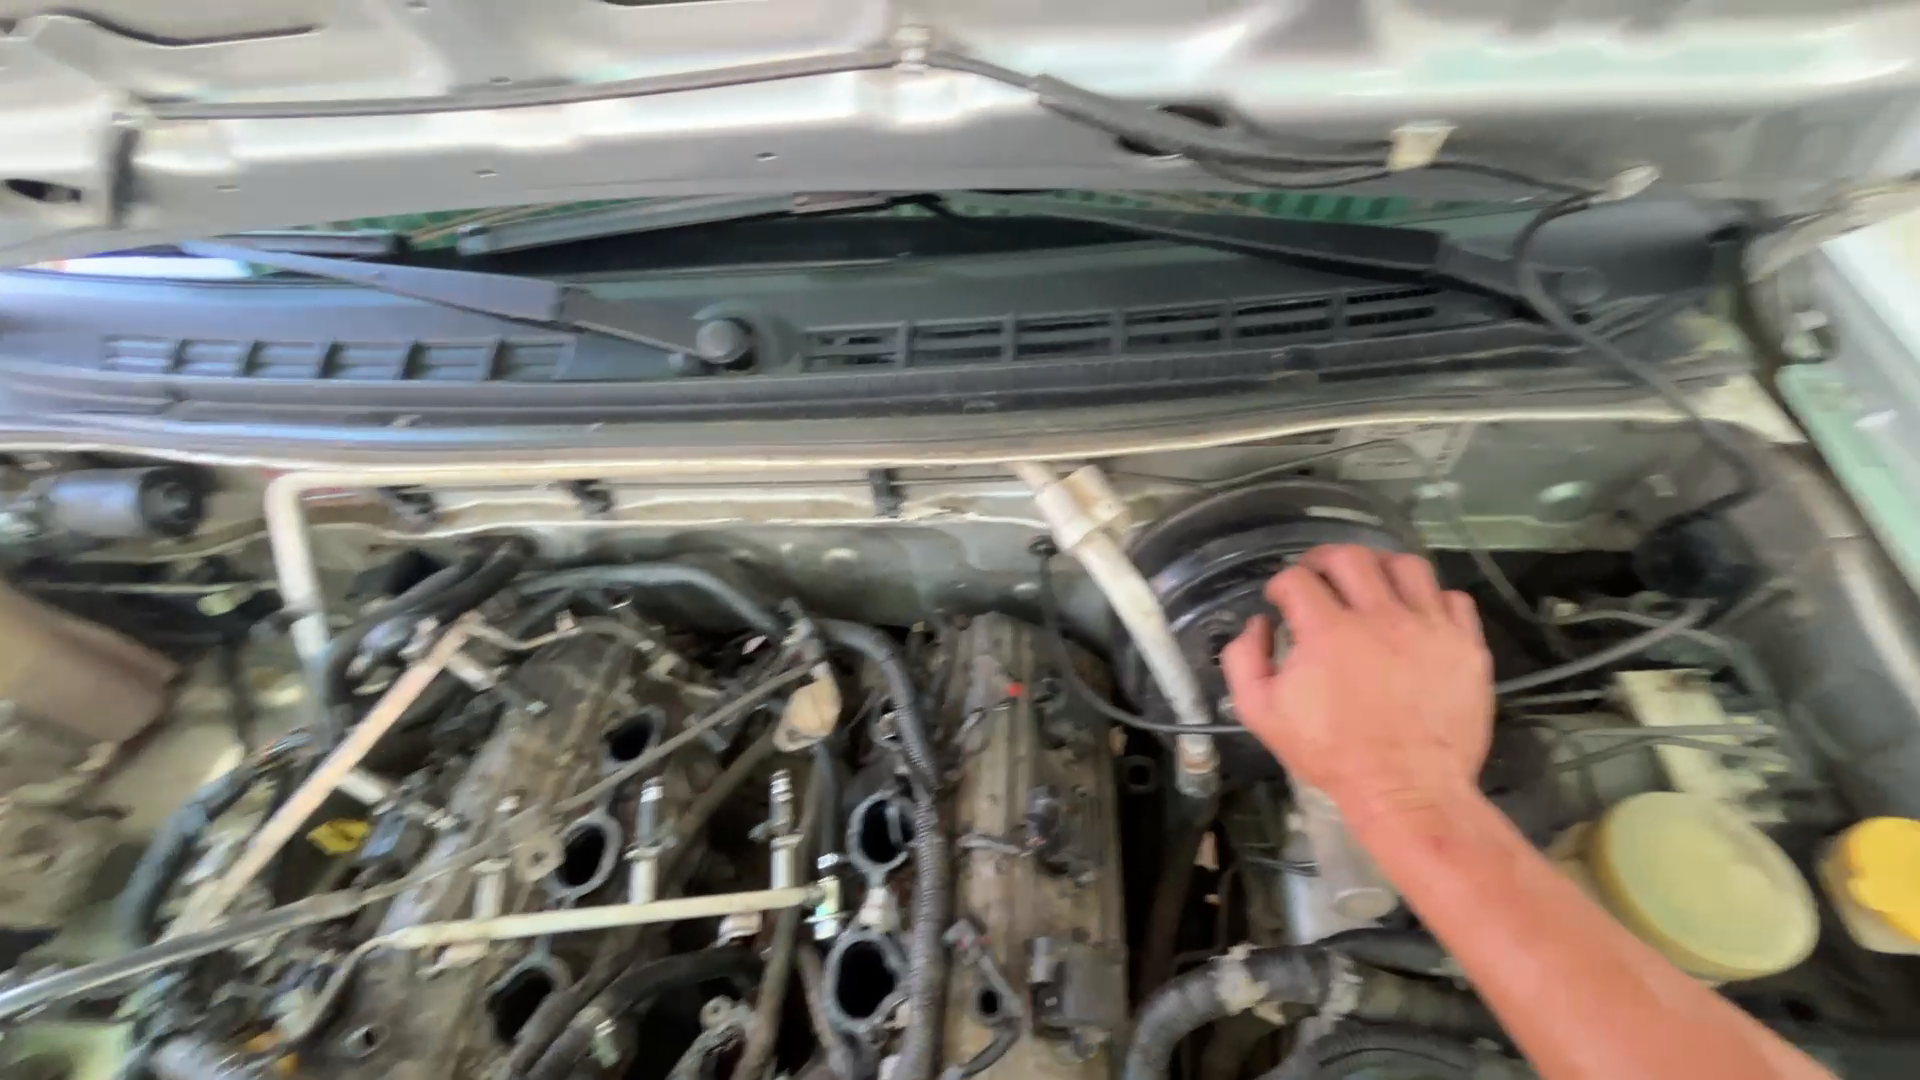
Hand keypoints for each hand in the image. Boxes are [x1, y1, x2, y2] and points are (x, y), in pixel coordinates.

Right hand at [1219, 544, 1494, 822]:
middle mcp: (1379, 618)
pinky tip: (1412, 615)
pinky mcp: (1465, 646)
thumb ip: (1244, 659)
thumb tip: (1259, 624)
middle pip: (1350, 556)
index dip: (1280, 583)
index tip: (1280, 600)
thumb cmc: (1329, 752)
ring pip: (1406, 565)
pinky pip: (1451, 598)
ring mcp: (1429, 629)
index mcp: (1326, 632)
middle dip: (1323, 559)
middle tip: (1317, 577)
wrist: (1407, 790)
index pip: (1296, 579)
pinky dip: (1428, 598)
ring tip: (1369, 586)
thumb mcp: (1260, 713)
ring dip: (1378, 567)